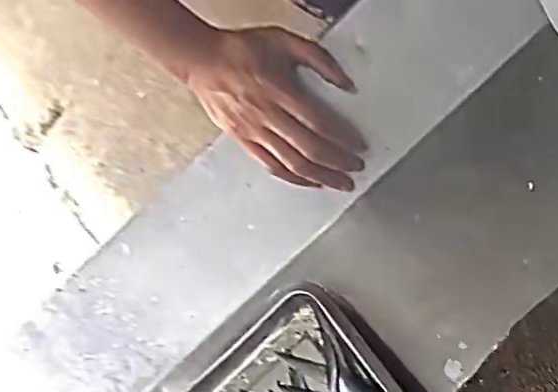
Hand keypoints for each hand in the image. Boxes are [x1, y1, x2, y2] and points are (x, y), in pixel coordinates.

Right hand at [177, 27, 366, 189]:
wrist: (197, 57)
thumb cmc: (243, 50)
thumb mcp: (281, 41)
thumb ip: (318, 58)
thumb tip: (348, 85)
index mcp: (276, 88)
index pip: (318, 123)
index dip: (343, 139)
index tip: (360, 148)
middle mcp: (265, 113)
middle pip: (310, 149)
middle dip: (339, 163)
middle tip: (357, 168)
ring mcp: (253, 130)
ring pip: (295, 164)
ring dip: (324, 178)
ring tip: (343, 183)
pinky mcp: (243, 141)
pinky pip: (274, 168)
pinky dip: (298, 179)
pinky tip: (315, 182)